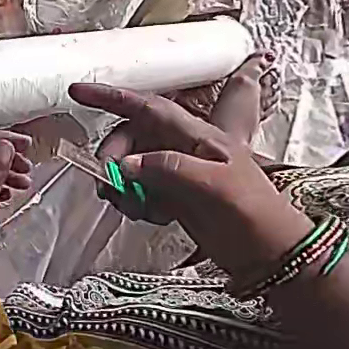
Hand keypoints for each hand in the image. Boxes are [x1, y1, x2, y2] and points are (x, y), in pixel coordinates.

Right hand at [68, 56, 310, 279]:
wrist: (272, 257)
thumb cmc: (253, 213)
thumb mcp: (215, 186)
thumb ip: (168, 168)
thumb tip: (125, 165)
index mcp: (196, 135)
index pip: (146, 108)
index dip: (110, 97)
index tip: (77, 91)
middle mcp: (181, 147)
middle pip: (129, 140)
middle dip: (112, 159)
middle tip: (108, 186)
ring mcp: (175, 172)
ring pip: (129, 167)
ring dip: (122, 187)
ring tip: (133, 208)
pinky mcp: (170, 195)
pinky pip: (136, 190)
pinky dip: (134, 202)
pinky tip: (152, 216)